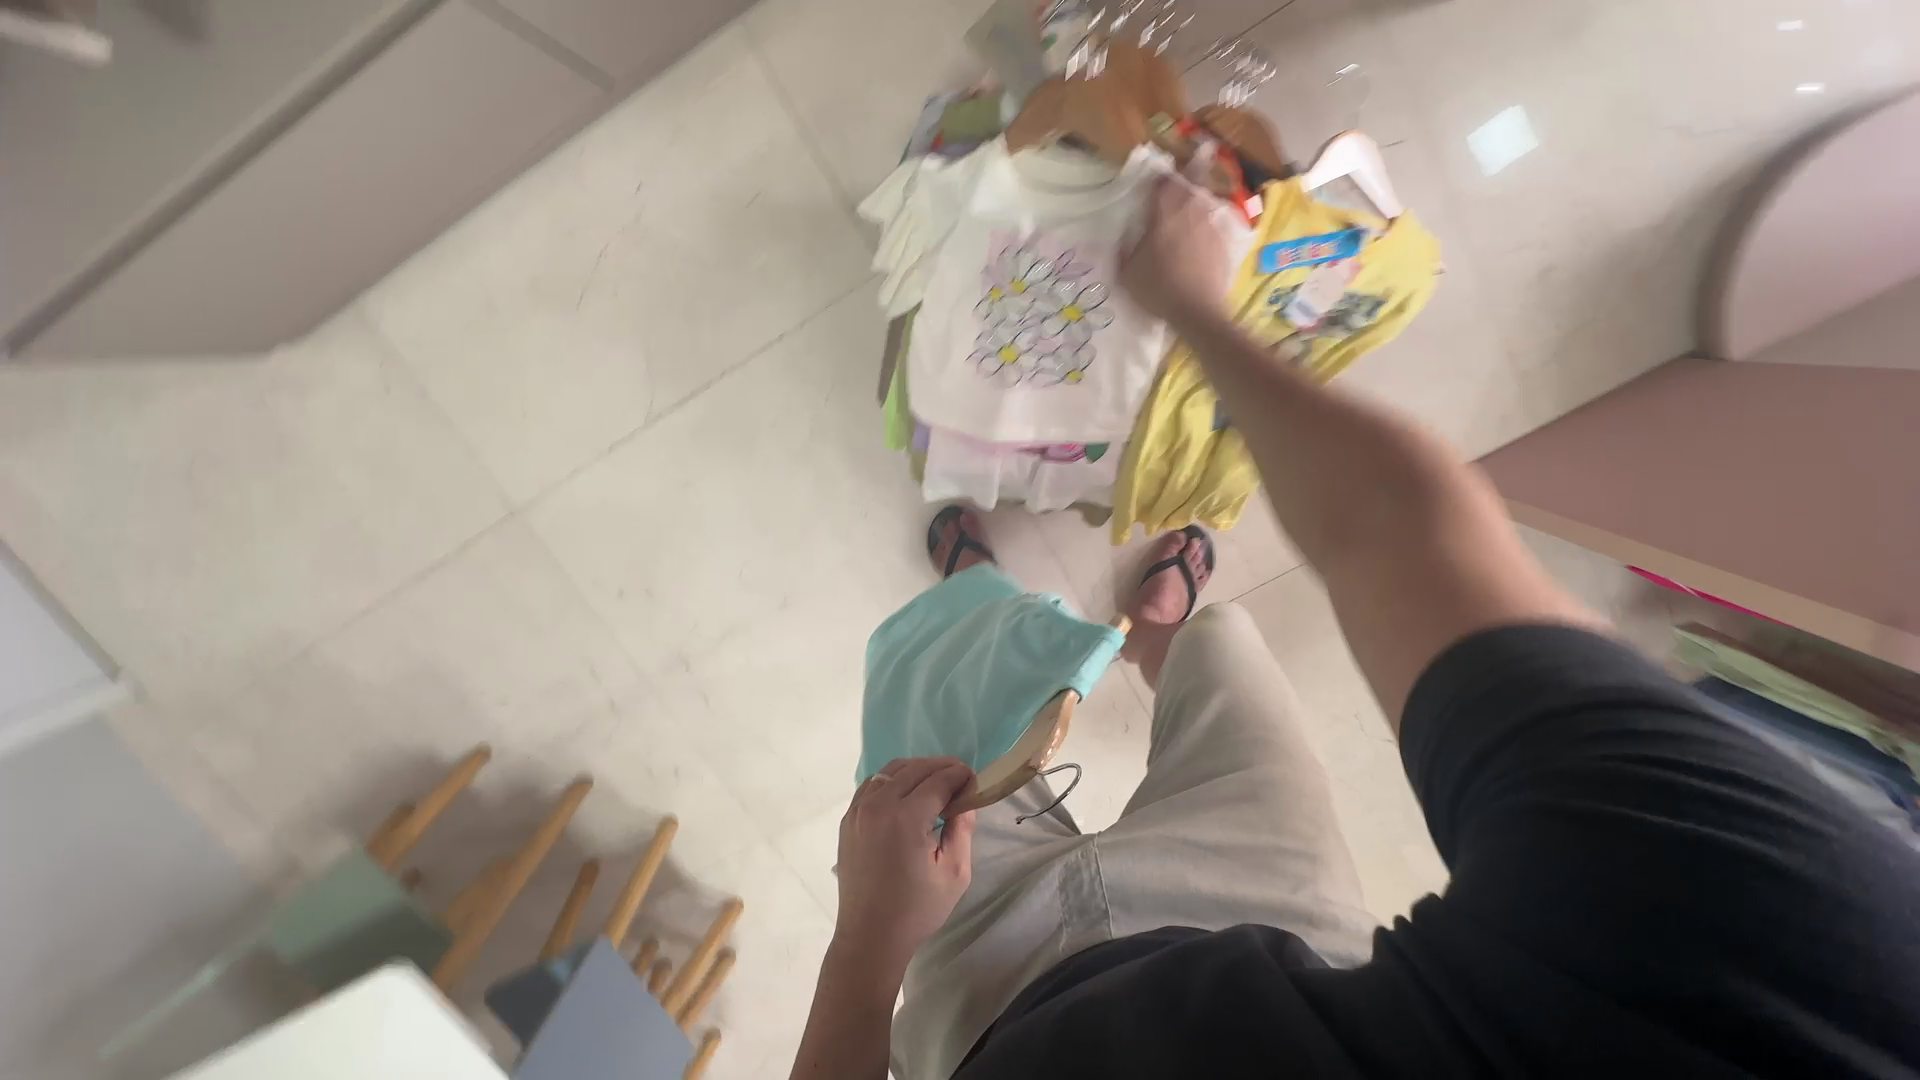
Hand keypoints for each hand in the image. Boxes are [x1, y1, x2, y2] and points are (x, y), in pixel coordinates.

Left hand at [831, 757, 976, 977]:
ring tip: (935, 783)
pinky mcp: (848, 819)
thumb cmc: (916, 910)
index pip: (938, 780)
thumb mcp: (954, 874)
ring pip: (891, 771)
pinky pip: (872, 785)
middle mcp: (878, 805)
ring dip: (916, 770)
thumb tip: (966, 800)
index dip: (959, 775)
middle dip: (941, 768)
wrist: (869, 937)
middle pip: (915, 769)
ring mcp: (858, 810)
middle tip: (960, 779)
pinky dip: (892, 780)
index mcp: (905, 818)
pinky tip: (906, 794)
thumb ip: (963, 830)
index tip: (974, 780)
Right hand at [1119, 174, 1230, 327]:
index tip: (1151, 187)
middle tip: (1170, 197)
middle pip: (1186, 185)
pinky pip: (1212, 224)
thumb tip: (1128, 234)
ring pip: (1201, 203)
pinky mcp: (1224, 240)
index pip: (1161, 182)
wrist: (1198, 311)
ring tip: (1184, 220)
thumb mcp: (1127, 273)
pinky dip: (1204, 228)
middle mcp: (1190, 211)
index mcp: (1164, 214)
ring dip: (1192, 206)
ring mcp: (1211, 224)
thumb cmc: (1158, 290)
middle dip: (1178, 187)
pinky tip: (1197, 244)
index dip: (1156, 181)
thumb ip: (1126, 248)